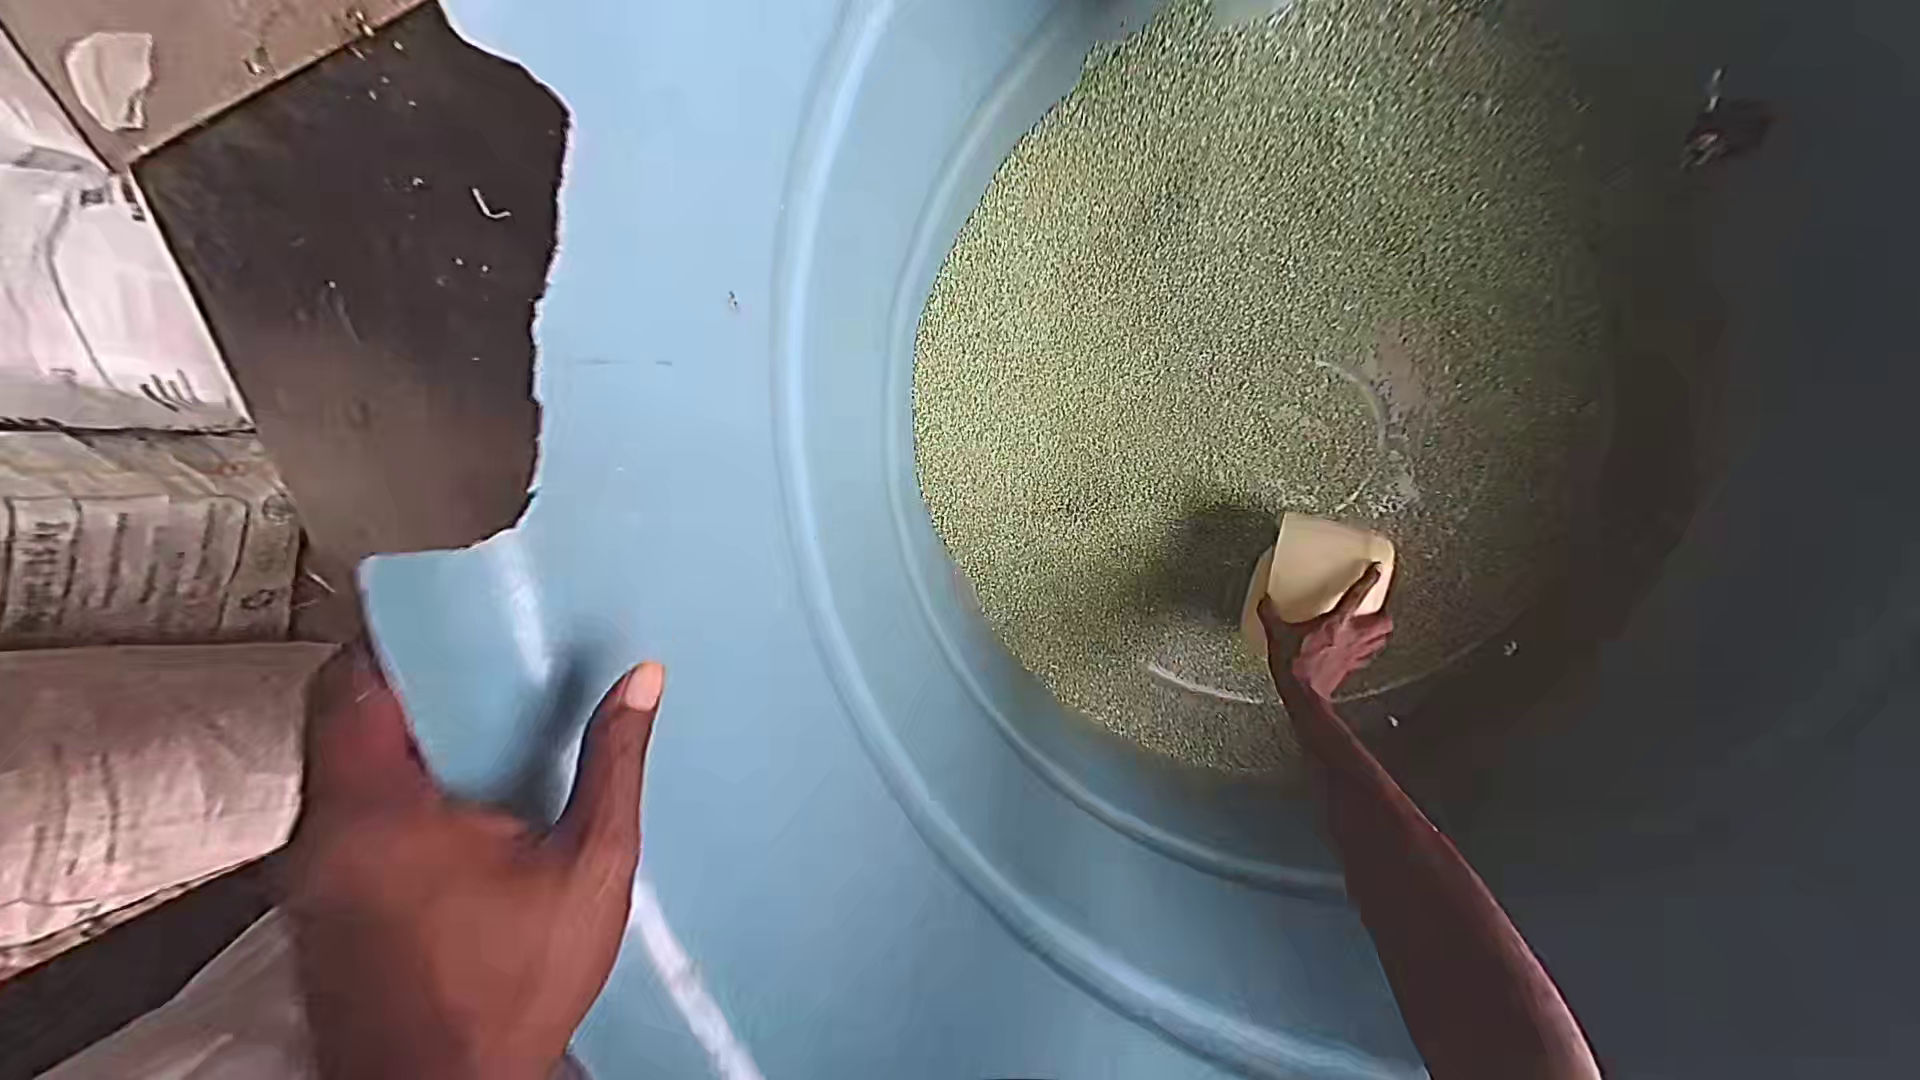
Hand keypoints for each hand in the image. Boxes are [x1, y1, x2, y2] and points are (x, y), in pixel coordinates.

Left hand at [283, 643, 663, 1079]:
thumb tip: (642, 679)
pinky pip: (357, 801)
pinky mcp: (330, 895)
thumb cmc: (519, 981)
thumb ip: (614, 758)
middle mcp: (324, 839)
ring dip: (417, 722)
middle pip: (349, 718)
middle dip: (420, 675)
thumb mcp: (593, 859)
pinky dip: (408, 768)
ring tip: (495, 699)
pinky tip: (477, 774)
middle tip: (494, 646)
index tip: (449, 605)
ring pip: (351, 759)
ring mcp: (318, 872)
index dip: (394, 637)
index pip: (352, 691)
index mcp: (379, 818)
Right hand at [1258, 562, 1392, 699]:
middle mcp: (1351, 637)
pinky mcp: (1353, 667)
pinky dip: (1372, 647)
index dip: (1368, 579)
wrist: (1304, 695)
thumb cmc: (1295, 666)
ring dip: (1382, 628)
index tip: (1376, 569)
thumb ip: (1270, 614)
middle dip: (1384, 610)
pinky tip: (1364, 646)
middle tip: (1378, 604)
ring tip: (1376, 622)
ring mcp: (1356, 653)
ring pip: (1383, 637)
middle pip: (1383, 620)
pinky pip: (1371, 654)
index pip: (1357, 595)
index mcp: (1335, 623)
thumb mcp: (1277, 635)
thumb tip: (1265, 600)